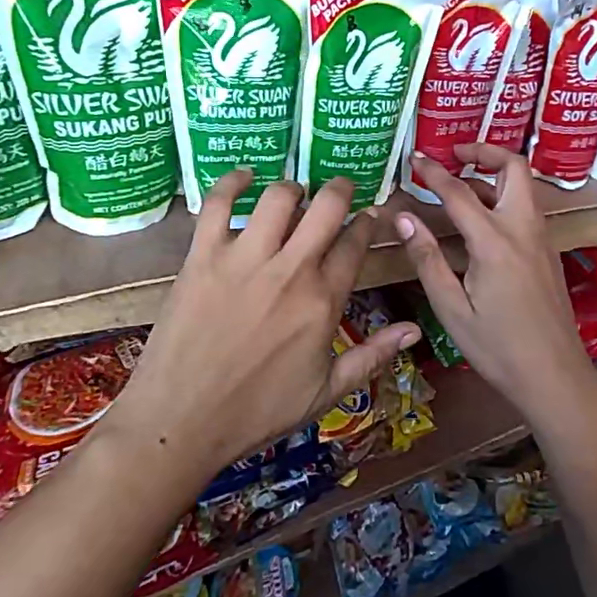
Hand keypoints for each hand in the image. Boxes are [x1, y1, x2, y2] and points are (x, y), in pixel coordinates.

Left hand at [102, 171, 419, 480]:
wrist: (182, 420)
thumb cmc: (255, 413)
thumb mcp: (324, 393)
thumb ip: (372, 356)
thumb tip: (414, 329)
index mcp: (323, 301)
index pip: (355, 244)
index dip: (367, 223)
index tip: (369, 215)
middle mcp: (290, 270)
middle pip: (327, 207)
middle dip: (341, 190)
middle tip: (340, 188)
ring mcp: (244, 258)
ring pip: (280, 197)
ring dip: (293, 188)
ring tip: (294, 193)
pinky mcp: (203, 255)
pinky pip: (218, 203)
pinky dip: (232, 182)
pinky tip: (244, 176)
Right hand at [395, 145, 596, 421]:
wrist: (555, 376)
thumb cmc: (497, 347)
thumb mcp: (451, 308)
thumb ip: (427, 258)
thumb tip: (403, 217)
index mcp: (494, 242)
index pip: (458, 192)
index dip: (433, 171)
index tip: (415, 158)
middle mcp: (523, 230)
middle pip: (514, 167)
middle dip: (485, 150)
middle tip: (454, 154)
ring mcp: (542, 239)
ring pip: (523, 186)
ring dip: (494, 174)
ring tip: (461, 184)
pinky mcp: (548, 252)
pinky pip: (527, 208)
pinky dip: (504, 196)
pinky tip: (482, 219)